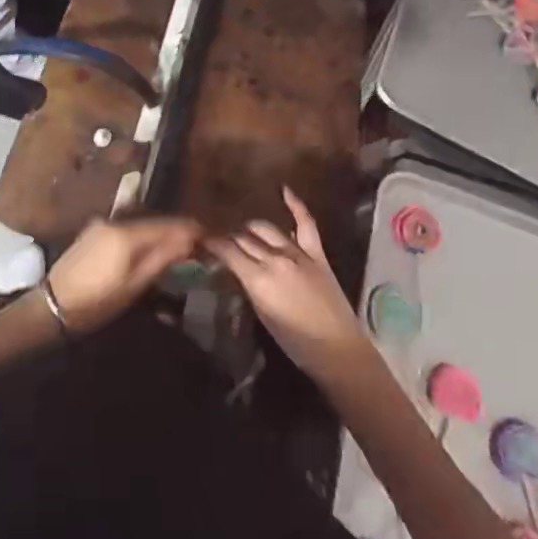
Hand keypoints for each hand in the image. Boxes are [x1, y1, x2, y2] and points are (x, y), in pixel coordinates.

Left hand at [45, 217, 202, 334]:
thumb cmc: (97, 302)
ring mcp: (101, 224)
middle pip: (155, 221)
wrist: (54, 305)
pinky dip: (141, 236)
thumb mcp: (135, 285)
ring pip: (140, 224)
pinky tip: (150, 249)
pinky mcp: (93, 231)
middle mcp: (114, 222)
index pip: (168, 224)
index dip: (191, 229)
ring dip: (159, 233)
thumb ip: (162, 258)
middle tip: (197, 246)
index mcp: (126, 234)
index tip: (210, 237)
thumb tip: (190, 240)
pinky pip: (126, 228)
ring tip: (178, 249)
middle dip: (177, 231)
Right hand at [205, 187, 371, 382]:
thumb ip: (248, 285)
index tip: (201, 240)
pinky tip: (284, 190)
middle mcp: (275, 259)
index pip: (227, 251)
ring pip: (266, 229)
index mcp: (258, 278)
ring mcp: (298, 253)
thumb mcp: (261, 312)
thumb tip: (235, 268)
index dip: (212, 243)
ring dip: (250, 227)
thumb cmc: (293, 340)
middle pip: (244, 238)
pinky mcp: (317, 253)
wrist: (336, 348)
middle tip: (219, 237)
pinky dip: (295, 205)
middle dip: (228, 235)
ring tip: (242, 229)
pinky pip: (305, 223)